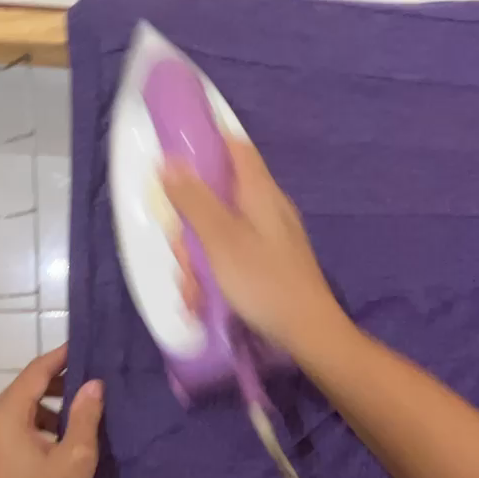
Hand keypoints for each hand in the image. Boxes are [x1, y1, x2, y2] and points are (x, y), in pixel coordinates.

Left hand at [0, 346, 102, 477]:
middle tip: (87, 386)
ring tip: (74, 419)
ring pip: (13, 409)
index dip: (60, 357)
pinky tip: (51, 440)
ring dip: (42, 408)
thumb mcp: (77, 458)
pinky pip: (4, 427)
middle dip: (54, 384)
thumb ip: (86, 415)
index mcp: (4, 416)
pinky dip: (28, 424)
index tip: (82, 348)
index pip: (34, 373)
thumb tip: (93, 383)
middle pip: (21, 389)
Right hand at [161, 138, 349, 354]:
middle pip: (215, 199)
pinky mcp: (267, 267)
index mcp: (260, 193)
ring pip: (216, 236)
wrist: (308, 334)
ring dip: (197, 265)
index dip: (205, 143)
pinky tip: (205, 304)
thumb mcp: (221, 241)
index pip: (234, 147)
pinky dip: (213, 280)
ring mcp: (268, 241)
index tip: (175, 159)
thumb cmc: (264, 283)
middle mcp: (266, 210)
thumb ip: (194, 200)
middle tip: (187, 257)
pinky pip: (229, 261)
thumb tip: (170, 161)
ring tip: (196, 293)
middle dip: (191, 231)